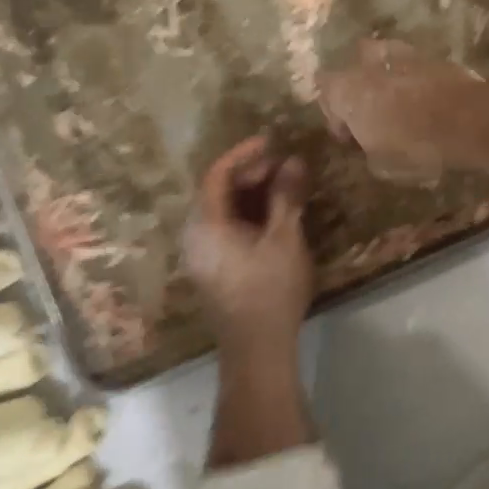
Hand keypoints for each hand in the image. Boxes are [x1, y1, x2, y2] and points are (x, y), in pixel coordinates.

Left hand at [182, 136, 312, 359]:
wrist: (257, 347)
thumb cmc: (270, 289)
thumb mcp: (284, 238)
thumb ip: (287, 196)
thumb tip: (294, 161)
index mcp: (205, 224)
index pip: (216, 174)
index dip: (243, 154)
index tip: (271, 141)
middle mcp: (194, 237)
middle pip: (217, 192)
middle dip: (251, 175)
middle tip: (286, 167)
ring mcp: (201, 256)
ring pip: (223, 213)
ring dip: (252, 196)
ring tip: (286, 189)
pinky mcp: (213, 271)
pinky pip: (226, 230)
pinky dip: (249, 216)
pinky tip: (276, 219)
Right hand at [319, 40, 484, 182]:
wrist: (467, 120)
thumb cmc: (415, 146)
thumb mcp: (383, 165)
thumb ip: (369, 152)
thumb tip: (370, 149)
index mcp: (346, 90)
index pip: (324, 92)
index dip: (334, 115)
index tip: (349, 136)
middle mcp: (368, 64)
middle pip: (352, 67)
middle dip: (358, 86)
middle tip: (371, 111)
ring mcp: (402, 53)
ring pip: (383, 58)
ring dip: (386, 76)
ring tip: (399, 100)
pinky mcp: (432, 55)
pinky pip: (413, 64)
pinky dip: (415, 77)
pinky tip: (426, 97)